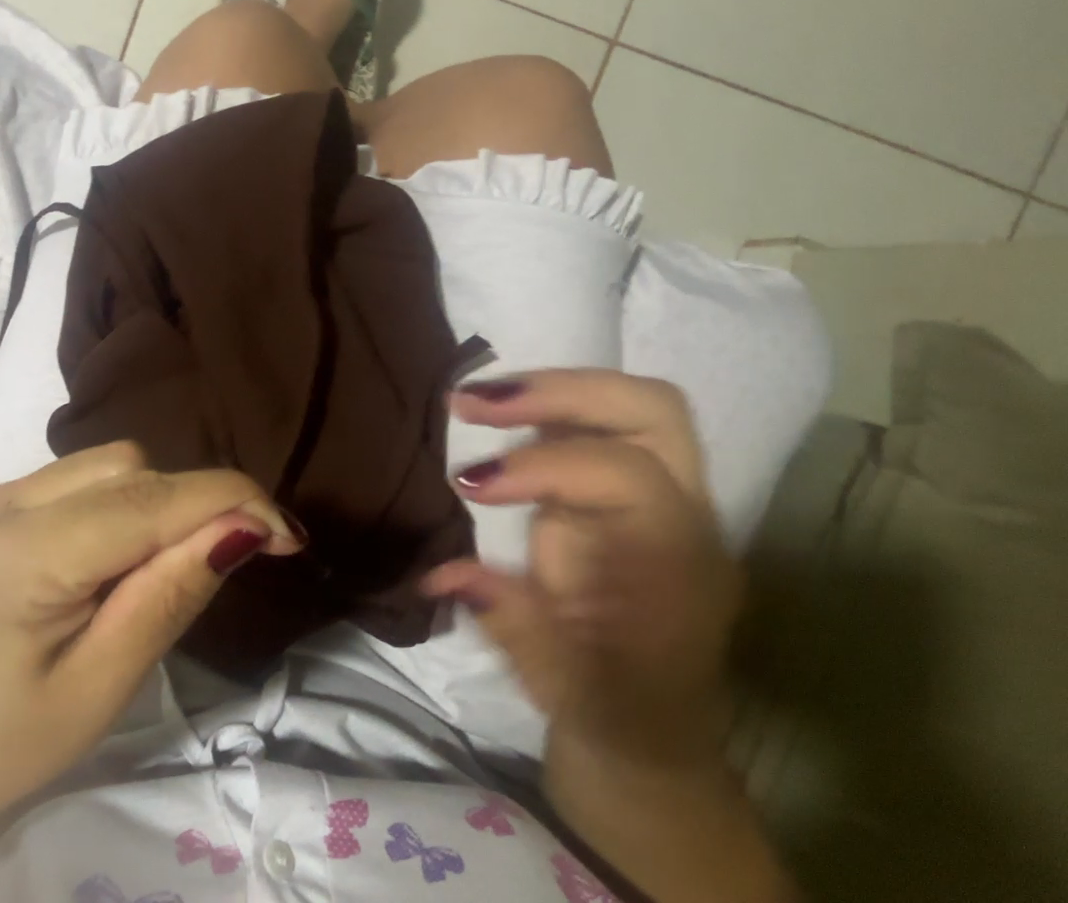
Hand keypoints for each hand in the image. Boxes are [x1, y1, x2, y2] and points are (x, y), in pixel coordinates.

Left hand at [0, 443, 299, 880]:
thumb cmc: (27, 736)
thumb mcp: (108, 681)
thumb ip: (170, 594)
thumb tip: (245, 525)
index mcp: (19, 558)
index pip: (142, 502)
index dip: (225, 502)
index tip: (288, 535)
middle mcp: (0, 506)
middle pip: (129, 471)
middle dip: (195, 506)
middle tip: (232, 563)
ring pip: (113, 464)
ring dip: (163, 503)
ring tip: (169, 569)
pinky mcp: (1, 500)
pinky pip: (89, 477)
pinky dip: (130, 503)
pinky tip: (129, 556)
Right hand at [425, 369, 741, 769]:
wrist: (649, 731)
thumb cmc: (612, 711)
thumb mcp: (561, 684)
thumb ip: (513, 622)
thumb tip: (443, 574)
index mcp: (676, 563)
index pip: (628, 474)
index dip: (546, 467)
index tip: (470, 485)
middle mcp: (681, 516)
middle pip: (650, 410)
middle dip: (560, 392)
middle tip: (473, 402)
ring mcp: (655, 500)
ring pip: (628, 406)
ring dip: (548, 392)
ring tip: (471, 401)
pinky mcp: (623, 498)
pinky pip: (596, 430)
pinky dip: (543, 412)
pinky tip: (492, 418)